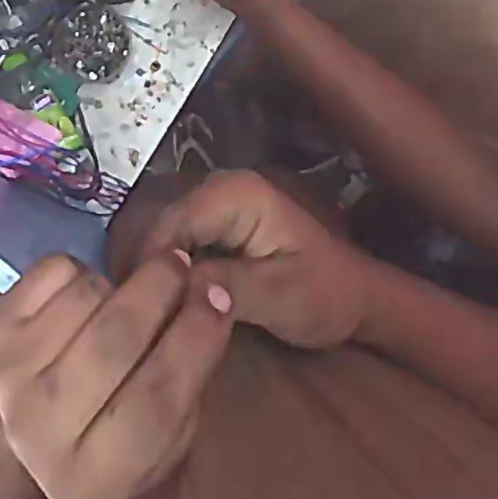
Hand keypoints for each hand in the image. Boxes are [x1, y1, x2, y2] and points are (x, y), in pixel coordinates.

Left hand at [0, 254, 233, 498]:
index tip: (220, 295)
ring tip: (131, 290)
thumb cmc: (114, 421)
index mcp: (94, 478)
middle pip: (113, 342)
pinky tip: (88, 292)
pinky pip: (53, 271)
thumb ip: (190, 372)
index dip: (196, 340)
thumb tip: (213, 295)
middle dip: (159, 290)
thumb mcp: (165, 428)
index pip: (156, 402)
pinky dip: (81, 268)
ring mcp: (10, 375)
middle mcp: (41, 429)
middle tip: (181, 263)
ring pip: (85, 297)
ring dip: (119, 281)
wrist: (34, 416)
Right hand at [141, 172, 376, 349]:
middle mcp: (220, 185)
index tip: (141, 307)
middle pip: (166, 223)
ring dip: (159, 268)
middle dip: (152, 266)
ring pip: (168, 231)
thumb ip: (227, 285)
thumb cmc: (325, 295)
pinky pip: (181, 239)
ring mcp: (217, 200)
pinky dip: (172, 267)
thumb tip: (175, 283)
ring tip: (152, 308)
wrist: (356, 297)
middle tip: (143, 313)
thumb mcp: (280, 296)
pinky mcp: (216, 219)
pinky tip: (170, 296)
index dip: (153, 263)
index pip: (174, 222)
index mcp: (236, 194)